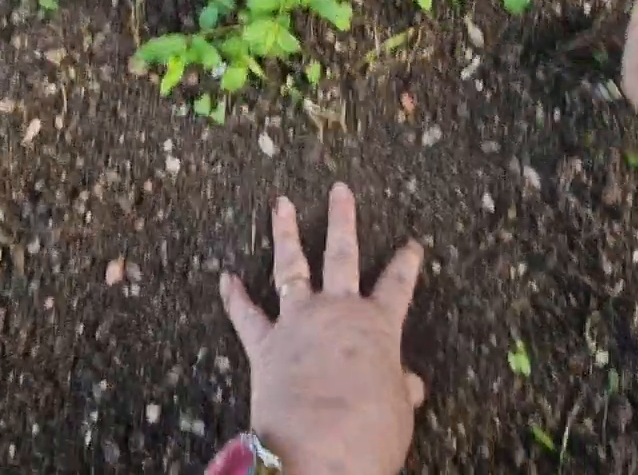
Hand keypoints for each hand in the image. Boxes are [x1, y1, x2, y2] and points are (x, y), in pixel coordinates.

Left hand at [219, 184, 425, 474]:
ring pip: (291, 265)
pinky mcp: (265, 344)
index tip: (412, 243)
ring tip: (281, 204)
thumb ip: (400, 389)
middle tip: (339, 189)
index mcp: (376, 325)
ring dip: (285, 232)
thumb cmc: (368, 434)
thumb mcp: (398, 413)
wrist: (317, 452)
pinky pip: (245, 315)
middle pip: (342, 255)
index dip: (406, 263)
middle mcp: (337, 311)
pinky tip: (225, 277)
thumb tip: (412, 383)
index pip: (397, 285)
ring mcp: (298, 321)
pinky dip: (233, 297)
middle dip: (342, 219)